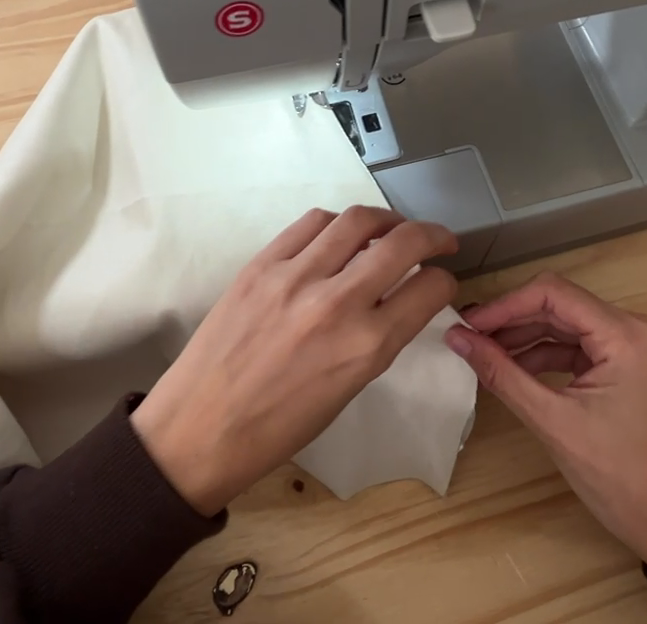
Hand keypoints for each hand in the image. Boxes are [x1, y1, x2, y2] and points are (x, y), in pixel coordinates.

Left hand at [131, 206, 457, 515]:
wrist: (200, 427)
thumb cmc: (278, 426)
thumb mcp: (349, 390)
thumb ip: (379, 339)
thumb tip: (399, 299)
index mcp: (366, 347)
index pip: (429, 289)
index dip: (446, 280)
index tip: (443, 279)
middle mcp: (337, 303)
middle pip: (404, 241)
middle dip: (433, 234)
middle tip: (438, 240)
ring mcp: (295, 276)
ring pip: (358, 220)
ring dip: (387, 220)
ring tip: (391, 229)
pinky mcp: (261, 263)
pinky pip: (311, 223)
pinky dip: (336, 224)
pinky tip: (339, 236)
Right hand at [444, 273, 646, 585]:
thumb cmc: (618, 476)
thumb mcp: (552, 421)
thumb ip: (501, 373)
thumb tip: (456, 337)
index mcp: (625, 335)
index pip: (553, 294)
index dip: (505, 305)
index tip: (467, 324)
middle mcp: (632, 327)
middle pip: (558, 305)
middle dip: (510, 320)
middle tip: (466, 336)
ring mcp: (630, 344)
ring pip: (562, 323)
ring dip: (522, 337)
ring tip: (481, 353)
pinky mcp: (623, 362)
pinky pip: (574, 344)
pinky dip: (541, 354)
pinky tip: (509, 367)